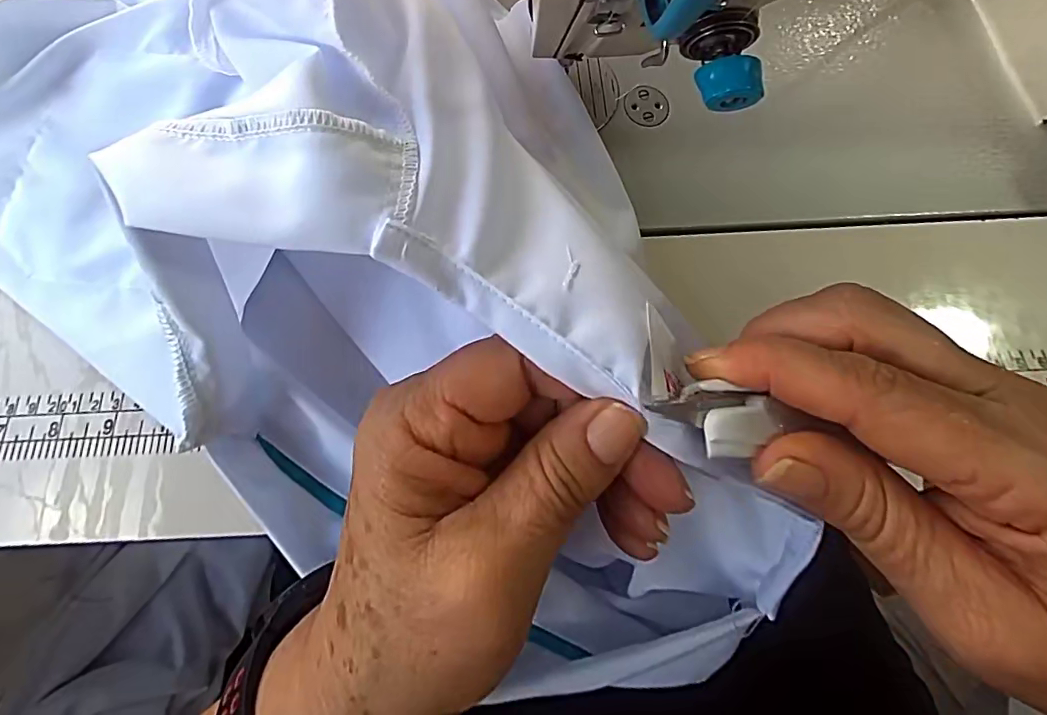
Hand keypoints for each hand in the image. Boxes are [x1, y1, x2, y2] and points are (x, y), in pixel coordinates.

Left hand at [257, 336, 693, 714]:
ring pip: (548, 425)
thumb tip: (621, 413)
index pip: (506, 364)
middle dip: (607, 437)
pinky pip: (542, 458)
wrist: (378, 684)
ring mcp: (453, 441)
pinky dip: (588, 487)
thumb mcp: (492, 561)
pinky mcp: (475, 470)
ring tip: (649, 527)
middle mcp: (431, 412)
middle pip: (535, 393)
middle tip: (668, 495)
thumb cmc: (417, 631)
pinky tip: (624, 528)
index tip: (650, 424)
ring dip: (607, 468)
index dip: (581, 380)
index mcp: (413, 416)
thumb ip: (554, 481)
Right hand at [688, 284, 1046, 714]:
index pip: (876, 389)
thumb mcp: (968, 611)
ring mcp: (1002, 387)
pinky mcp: (978, 386)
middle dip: (776, 336)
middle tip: (723, 382)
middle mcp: (1020, 405)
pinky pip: (879, 342)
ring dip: (793, 340)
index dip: (779, 367)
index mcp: (1034, 472)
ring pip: (867, 318)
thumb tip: (771, 453)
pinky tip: (798, 398)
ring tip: (753, 392)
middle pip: (868, 321)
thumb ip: (869, 518)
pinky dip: (818, 355)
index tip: (708, 371)